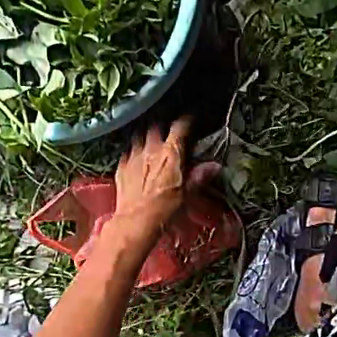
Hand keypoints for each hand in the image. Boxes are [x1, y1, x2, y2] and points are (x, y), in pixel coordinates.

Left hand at [109, 118, 217, 242]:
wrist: (135, 220)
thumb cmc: (164, 208)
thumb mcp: (186, 193)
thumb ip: (199, 176)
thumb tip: (215, 166)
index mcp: (170, 153)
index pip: (180, 127)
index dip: (187, 119)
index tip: (192, 116)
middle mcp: (150, 148)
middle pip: (156, 125)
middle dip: (163, 123)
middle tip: (169, 127)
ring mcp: (133, 155)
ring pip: (138, 134)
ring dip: (146, 133)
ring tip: (151, 136)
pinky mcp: (121, 166)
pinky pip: (127, 150)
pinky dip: (133, 149)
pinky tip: (136, 155)